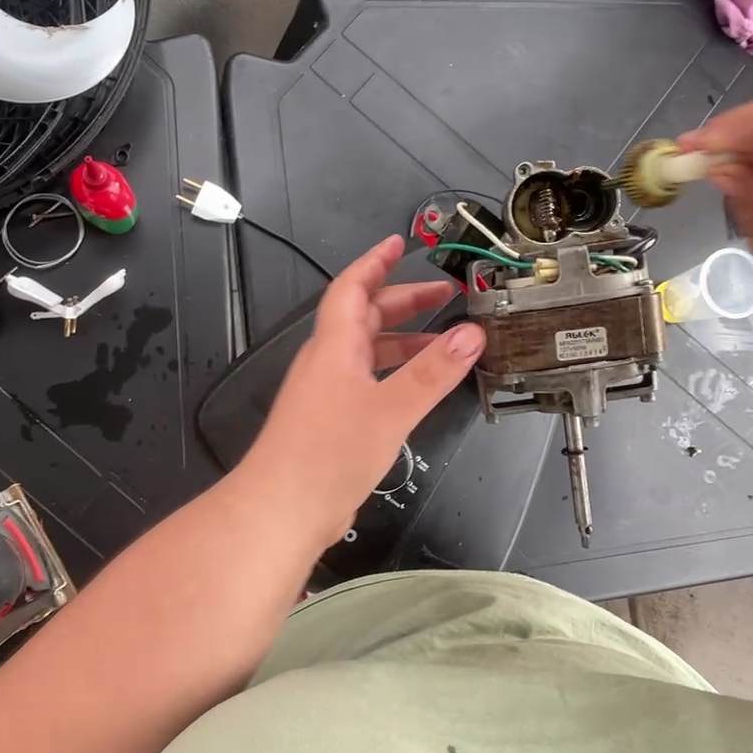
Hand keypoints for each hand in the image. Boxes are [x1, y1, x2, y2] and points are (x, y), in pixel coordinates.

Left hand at [233, 235, 483, 547]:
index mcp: (335, 345)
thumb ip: (432, 372)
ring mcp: (326, 393)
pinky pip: (367, 382)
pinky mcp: (330, 422)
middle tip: (445, 296)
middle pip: (366, 317)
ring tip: (447, 345)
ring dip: (405, 343)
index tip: (400, 244)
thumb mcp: (391, 408)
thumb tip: (471, 334)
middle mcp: (327, 362)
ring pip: (368, 352)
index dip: (376, 262)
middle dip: (405, 302)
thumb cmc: (328, 453)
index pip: (353, 287)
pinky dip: (396, 375)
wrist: (282, 508)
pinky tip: (418, 390)